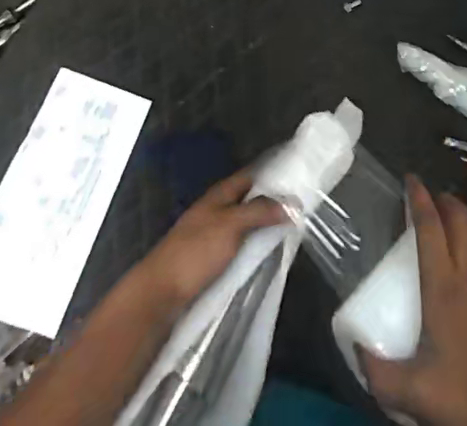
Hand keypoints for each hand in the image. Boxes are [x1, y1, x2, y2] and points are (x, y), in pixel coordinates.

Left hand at [127, 167, 288, 307]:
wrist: (160, 293)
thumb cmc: (195, 252)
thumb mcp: (230, 225)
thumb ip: (259, 211)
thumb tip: (292, 202)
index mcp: (218, 195)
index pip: (250, 176)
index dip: (272, 174)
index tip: (300, 176)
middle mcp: (217, 210)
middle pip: (250, 200)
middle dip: (273, 202)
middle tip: (305, 206)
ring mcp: (214, 235)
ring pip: (246, 224)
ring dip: (265, 226)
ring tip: (295, 229)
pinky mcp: (213, 259)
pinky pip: (241, 245)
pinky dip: (256, 246)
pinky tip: (270, 253)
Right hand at [361, 177, 466, 425]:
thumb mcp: (417, 394)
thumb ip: (379, 373)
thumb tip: (355, 348)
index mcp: (445, 289)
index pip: (431, 230)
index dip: (420, 200)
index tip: (410, 178)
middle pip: (460, 222)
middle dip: (443, 199)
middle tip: (427, 192)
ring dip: (462, 216)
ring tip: (447, 212)